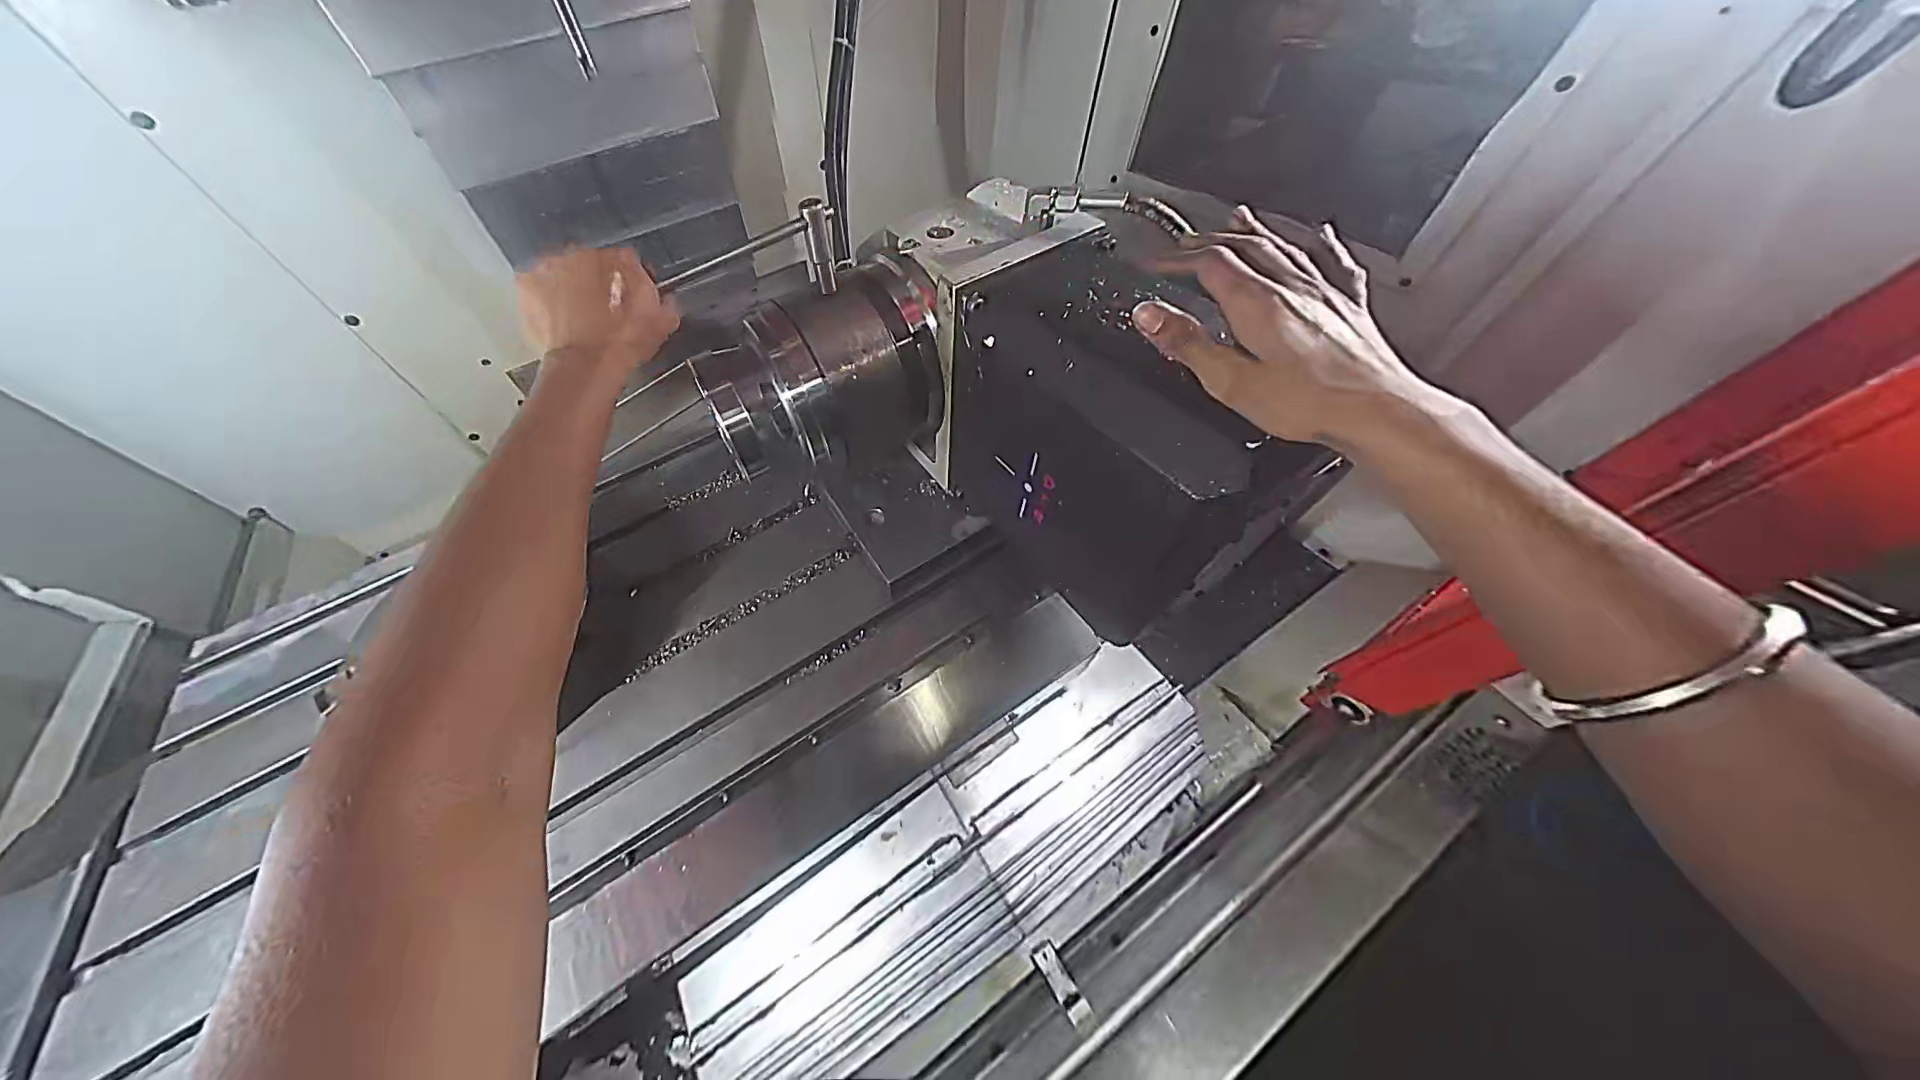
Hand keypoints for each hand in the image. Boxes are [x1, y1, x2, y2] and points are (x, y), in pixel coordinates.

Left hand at [517, 246, 679, 379]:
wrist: (586, 363)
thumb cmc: (622, 342)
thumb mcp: (660, 323)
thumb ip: (665, 303)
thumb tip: (666, 300)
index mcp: (614, 258)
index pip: (624, 260)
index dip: (630, 280)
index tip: (633, 297)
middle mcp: (579, 254)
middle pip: (590, 263)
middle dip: (598, 282)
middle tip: (607, 310)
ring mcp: (548, 267)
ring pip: (564, 272)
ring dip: (572, 288)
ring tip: (583, 318)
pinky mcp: (526, 285)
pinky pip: (540, 286)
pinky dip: (548, 298)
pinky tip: (561, 318)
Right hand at [1130, 206, 1459, 451]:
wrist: (1375, 410)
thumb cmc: (1308, 402)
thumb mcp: (1231, 381)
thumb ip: (1187, 344)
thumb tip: (1149, 315)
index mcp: (1256, 303)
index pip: (1207, 263)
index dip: (1175, 258)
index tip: (1154, 262)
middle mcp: (1290, 287)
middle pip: (1244, 247)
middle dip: (1208, 241)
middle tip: (1185, 243)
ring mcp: (1323, 293)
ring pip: (1284, 246)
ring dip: (1255, 231)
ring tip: (1238, 219)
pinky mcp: (1348, 307)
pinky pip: (1332, 262)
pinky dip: (1319, 244)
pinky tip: (1321, 234)